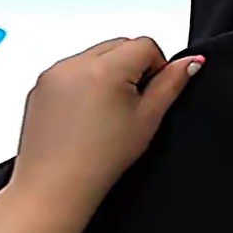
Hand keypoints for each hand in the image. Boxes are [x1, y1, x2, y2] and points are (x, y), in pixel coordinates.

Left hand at [14, 38, 201, 218]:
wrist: (55, 187)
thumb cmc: (100, 158)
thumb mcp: (148, 117)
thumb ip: (172, 82)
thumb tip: (192, 61)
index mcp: (104, 69)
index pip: (145, 45)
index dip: (156, 68)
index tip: (148, 95)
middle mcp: (74, 65)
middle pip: (120, 45)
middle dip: (132, 67)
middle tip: (130, 104)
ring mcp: (53, 75)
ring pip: (97, 55)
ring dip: (108, 72)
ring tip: (106, 111)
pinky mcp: (40, 87)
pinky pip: (73, 69)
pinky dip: (86, 82)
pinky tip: (88, 114)